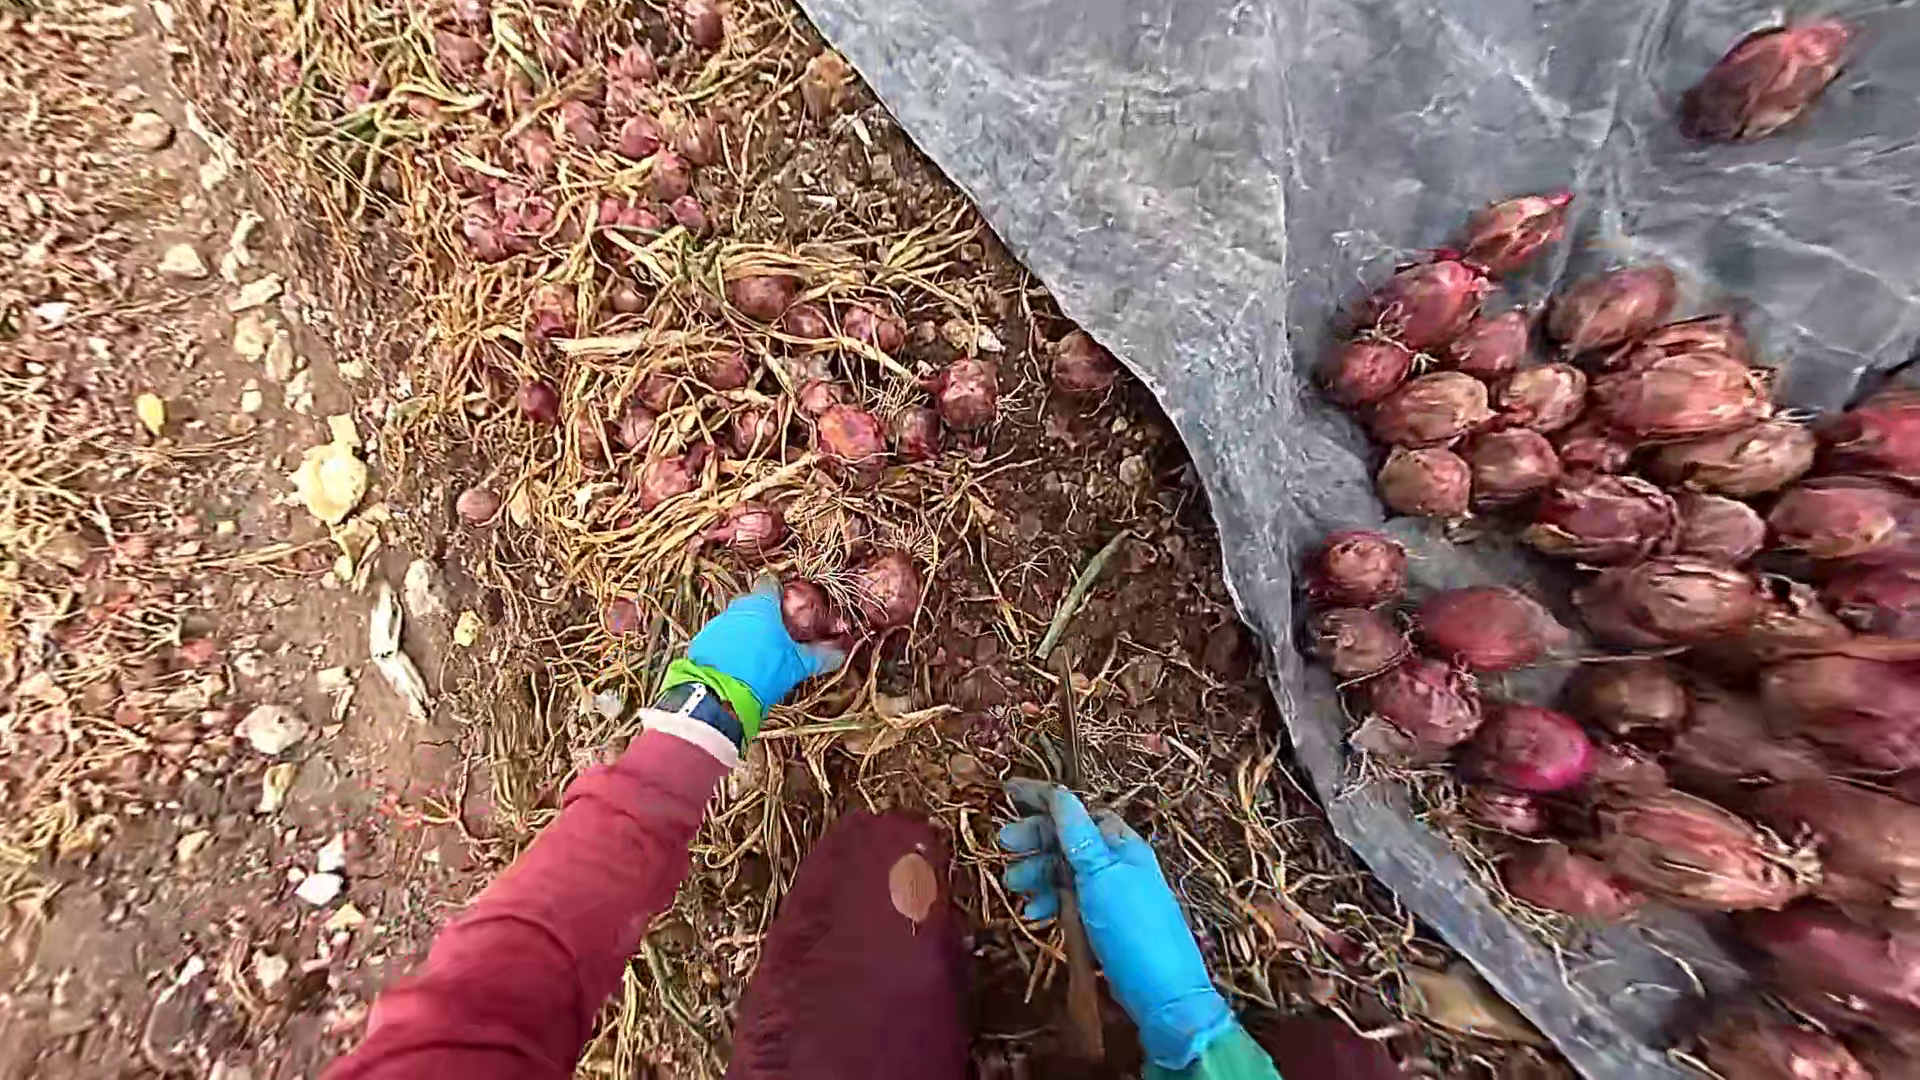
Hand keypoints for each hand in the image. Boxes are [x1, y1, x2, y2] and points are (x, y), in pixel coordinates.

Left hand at [680, 580, 844, 737]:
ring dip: (747, 630)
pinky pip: (720, 637)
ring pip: (736, 619)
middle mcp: (737, 608)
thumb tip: (841, 652)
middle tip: (780, 631)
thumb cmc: (763, 671)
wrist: (719, 697)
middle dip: (765, 613)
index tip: (791, 605)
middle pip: (754, 601)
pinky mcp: (701, 642)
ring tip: (760, 651)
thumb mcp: (797, 664)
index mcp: (762, 605)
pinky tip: (740, 663)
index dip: (782, 591)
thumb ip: (820, 655)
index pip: (771, 583)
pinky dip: (730, 645)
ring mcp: (716, 624)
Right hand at [999, 781, 1233, 1068]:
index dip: (1043, 799)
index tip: (1009, 792)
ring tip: (1013, 884)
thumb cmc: (1133, 929)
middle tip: (1004, 844)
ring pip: (1063, 869)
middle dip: (1034, 839)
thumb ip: (1077, 834)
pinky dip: (1049, 901)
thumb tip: (1059, 791)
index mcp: (1118, 842)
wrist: (1165, 1001)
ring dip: (1036, 871)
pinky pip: (1068, 899)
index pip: (1075, 808)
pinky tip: (1034, 913)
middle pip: (1066, 838)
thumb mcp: (1100, 875)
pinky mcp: (1101, 920)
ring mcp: (1107, 891)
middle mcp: (1113, 860)